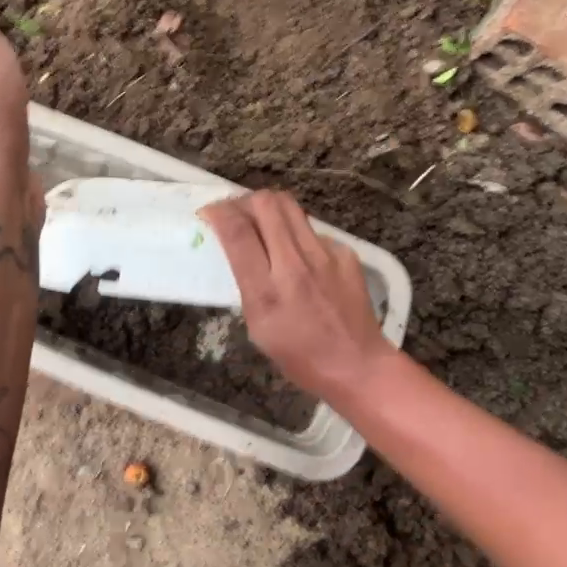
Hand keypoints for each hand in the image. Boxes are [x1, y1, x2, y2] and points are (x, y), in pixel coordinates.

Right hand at [199, 191, 395, 400]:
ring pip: (289, 205)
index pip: (237, 231)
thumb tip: (240, 248)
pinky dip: (297, 234)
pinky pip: (312, 229)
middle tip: (236, 214)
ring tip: (262, 222)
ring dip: (269, 208)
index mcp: (266, 291)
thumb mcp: (257, 326)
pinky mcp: (345, 253)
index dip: (218, 212)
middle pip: (264, 204)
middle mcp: (295, 265)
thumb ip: (247, 283)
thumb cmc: (300, 356)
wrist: (357, 365)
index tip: (209, 213)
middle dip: (243, 201)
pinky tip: (299, 255)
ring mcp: (324, 255)